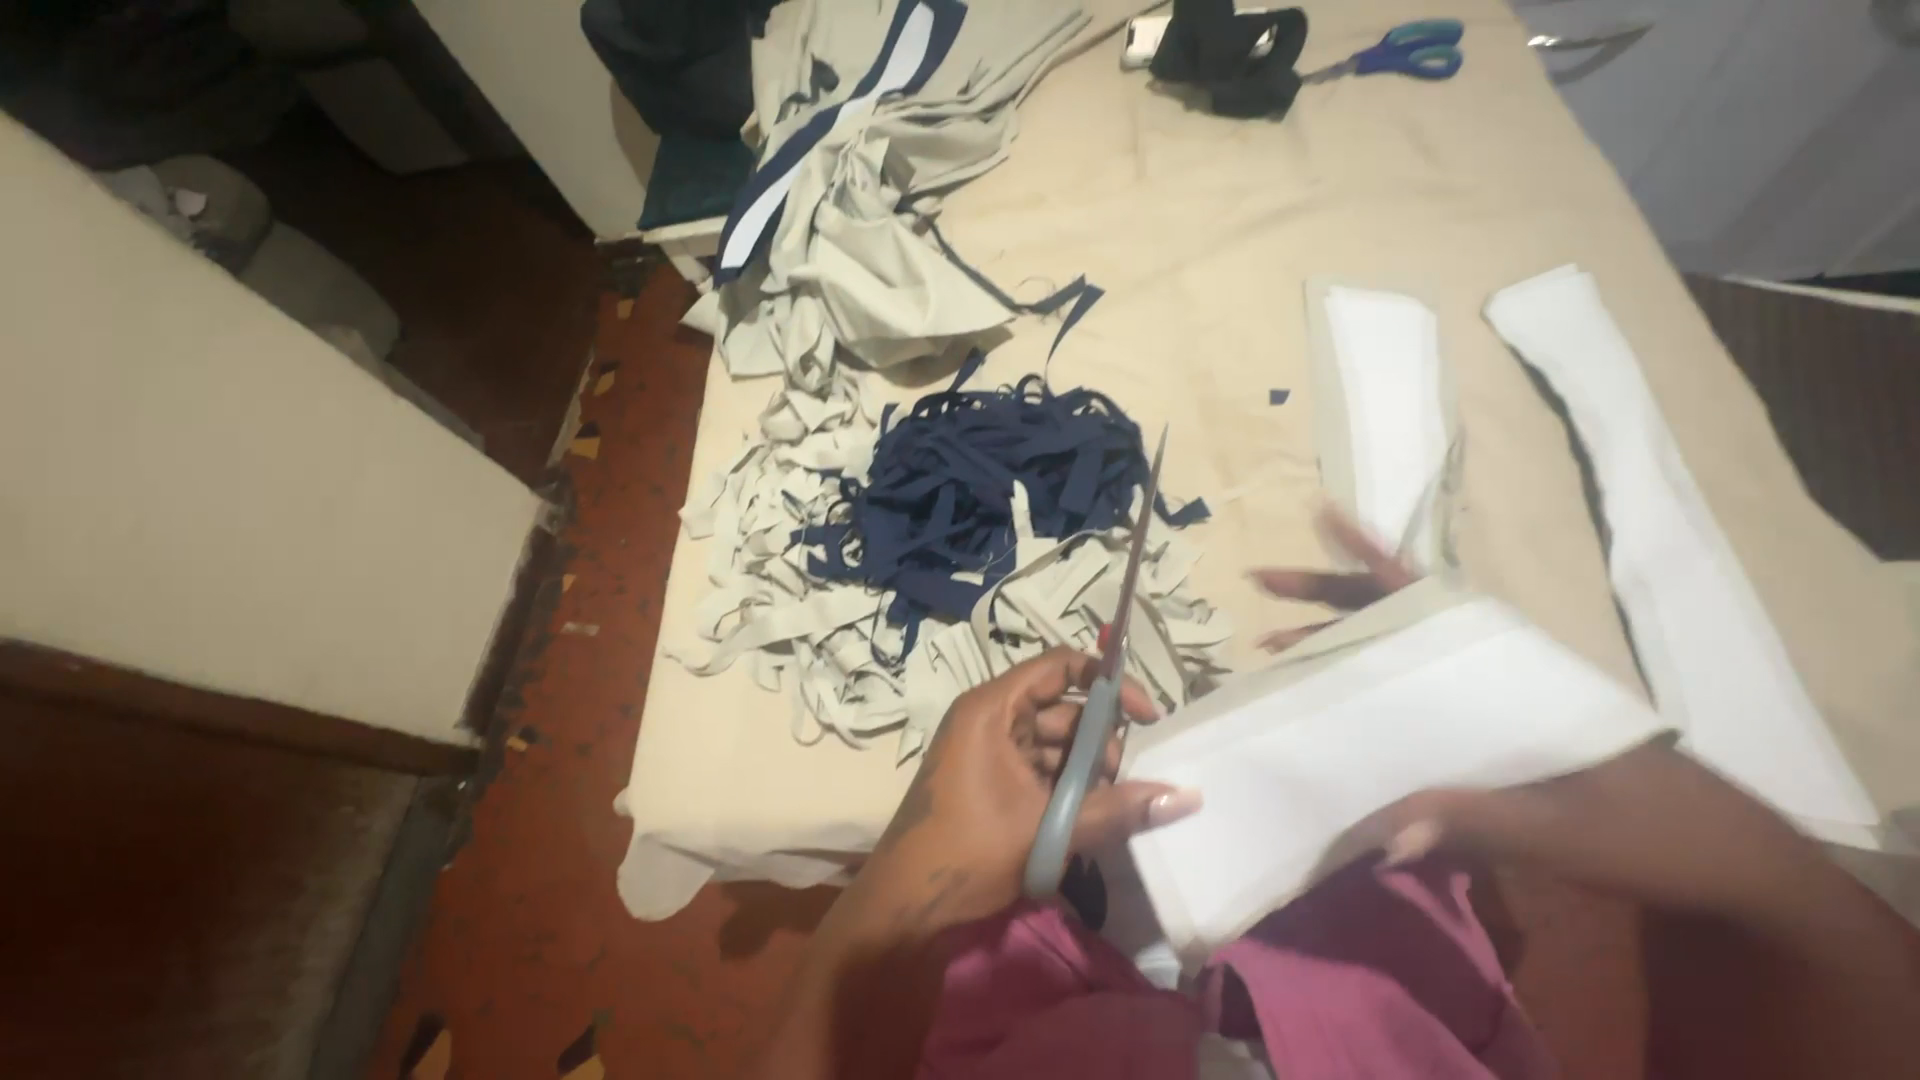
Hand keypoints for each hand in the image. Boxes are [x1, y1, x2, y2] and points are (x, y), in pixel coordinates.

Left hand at [860, 646, 1202, 926]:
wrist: (906, 906)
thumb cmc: (969, 852)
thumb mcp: (1049, 829)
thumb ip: (1118, 809)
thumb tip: (1187, 797)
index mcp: (992, 708)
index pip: (1059, 666)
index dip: (1106, 682)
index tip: (1146, 715)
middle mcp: (988, 718)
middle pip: (1059, 707)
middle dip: (1098, 738)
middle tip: (1124, 778)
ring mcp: (986, 749)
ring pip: (1051, 741)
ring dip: (1084, 767)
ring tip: (1106, 804)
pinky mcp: (989, 778)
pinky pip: (1037, 766)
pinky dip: (1064, 784)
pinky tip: (1086, 814)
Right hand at [1252, 506, 1838, 922]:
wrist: (1724, 860)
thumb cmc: (1654, 833)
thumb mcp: (1565, 830)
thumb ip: (1478, 821)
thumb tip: (1383, 833)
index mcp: (1509, 667)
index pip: (1428, 596)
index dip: (1373, 553)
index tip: (1325, 513)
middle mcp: (1490, 668)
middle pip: (1395, 613)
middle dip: (1327, 595)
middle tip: (1261, 585)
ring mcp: (1486, 697)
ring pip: (1396, 651)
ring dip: (1336, 642)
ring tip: (1272, 648)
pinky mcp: (1489, 730)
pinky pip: (1411, 694)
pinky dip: (1365, 686)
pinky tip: (1333, 705)